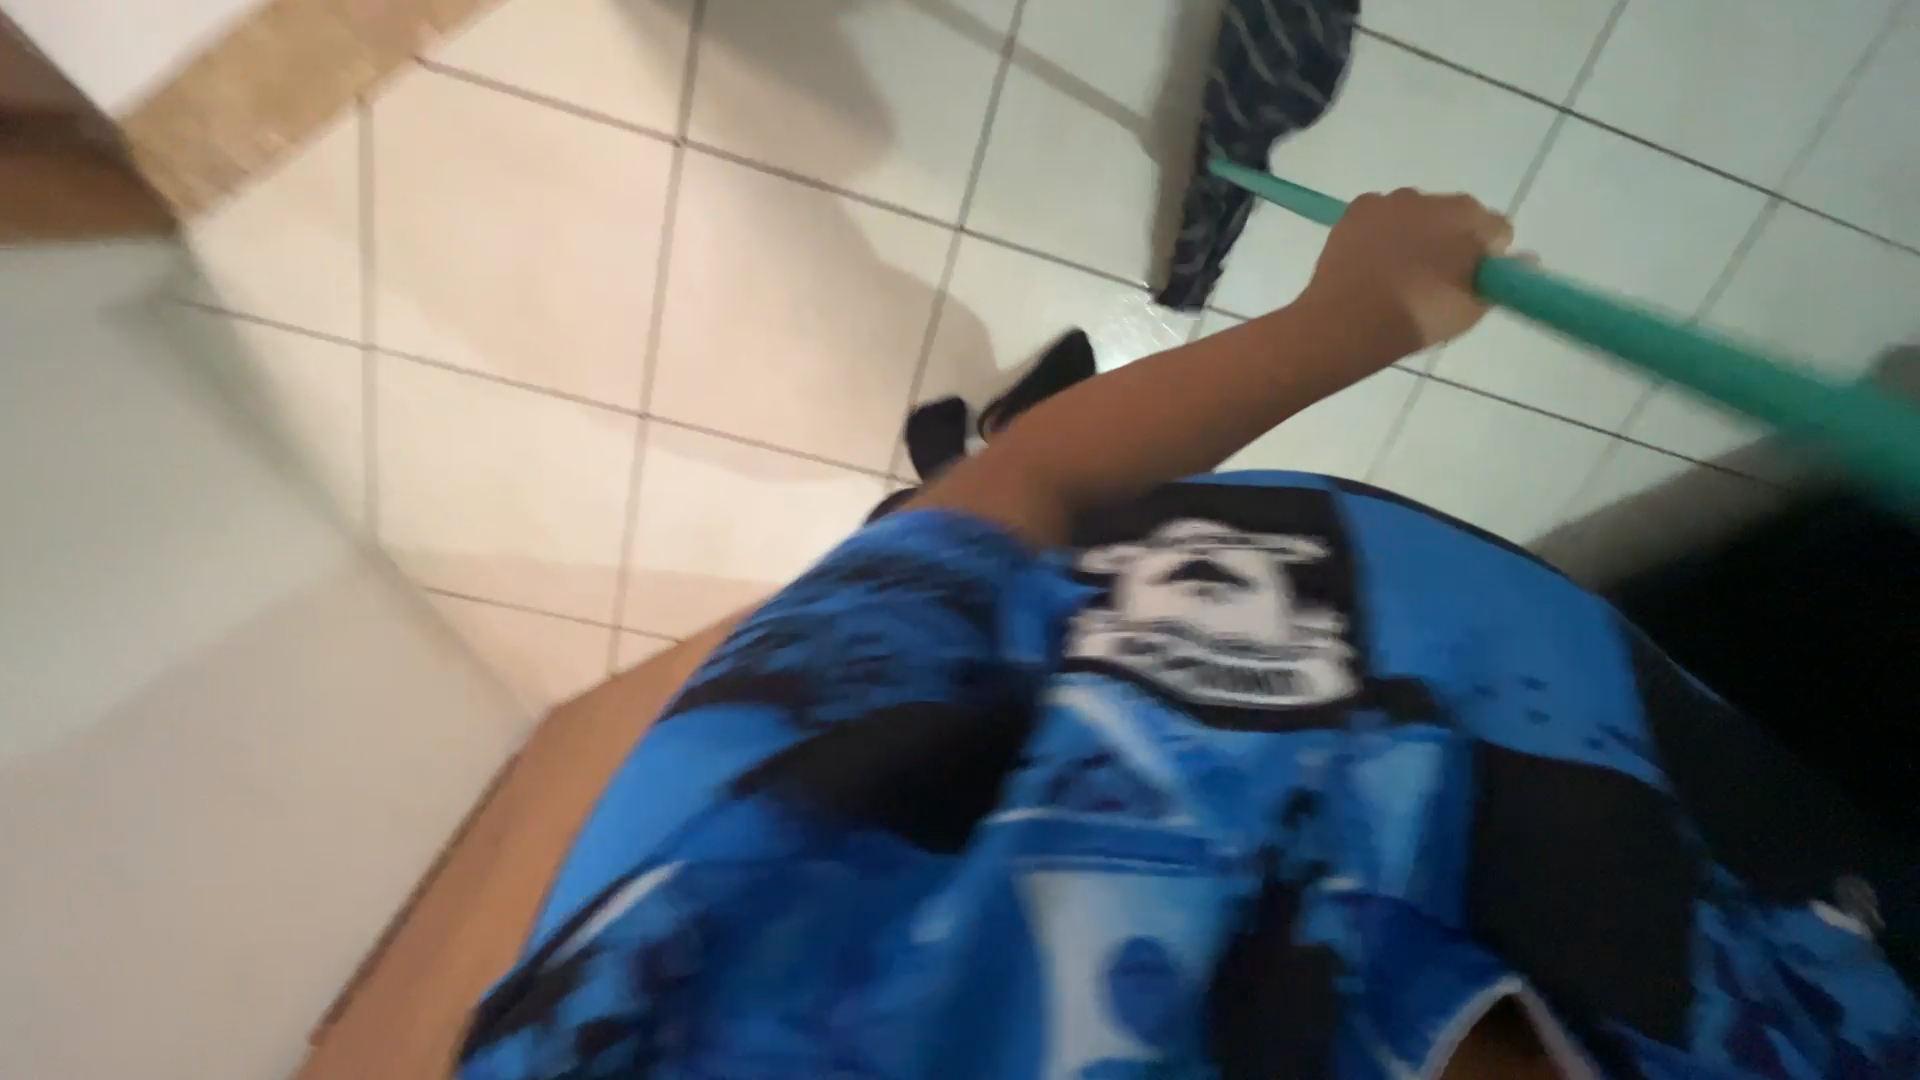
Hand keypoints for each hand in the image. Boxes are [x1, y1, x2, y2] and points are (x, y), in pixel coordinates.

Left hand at [1299, 188, 1514, 355]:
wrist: (1347, 323)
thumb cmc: (1415, 318)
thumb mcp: (1469, 309)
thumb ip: (1500, 281)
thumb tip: (1525, 259)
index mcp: (1471, 218)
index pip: (1494, 229)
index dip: (1484, 256)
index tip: (1467, 280)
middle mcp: (1434, 198)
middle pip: (1452, 216)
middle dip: (1446, 239)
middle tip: (1427, 278)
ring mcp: (1391, 202)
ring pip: (1413, 214)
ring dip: (1410, 233)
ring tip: (1392, 272)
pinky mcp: (1356, 211)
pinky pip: (1376, 215)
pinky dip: (1376, 231)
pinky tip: (1367, 259)